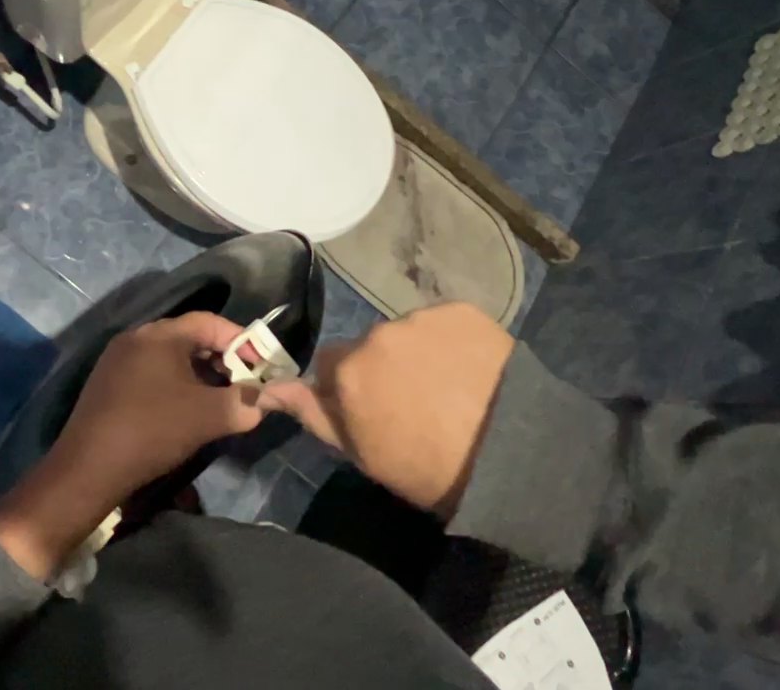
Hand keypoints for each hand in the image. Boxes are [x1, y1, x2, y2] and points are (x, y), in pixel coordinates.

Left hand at [0, 313, 265, 579]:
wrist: (88, 469)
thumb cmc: (152, 430)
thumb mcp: (207, 417)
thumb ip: (244, 403)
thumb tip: (265, 400)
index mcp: (159, 334)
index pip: (210, 322)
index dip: (241, 341)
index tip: (261, 366)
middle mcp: (136, 337)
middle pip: (190, 337)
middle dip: (222, 359)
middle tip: (244, 385)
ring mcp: (117, 360)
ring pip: (170, 357)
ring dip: (199, 374)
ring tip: (220, 400)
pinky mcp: (108, 384)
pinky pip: (152, 373)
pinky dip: (176, 385)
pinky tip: (186, 411)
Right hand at [260, 302, 512, 518]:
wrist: (513, 456)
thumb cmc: (429, 469)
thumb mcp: (363, 453)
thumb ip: (313, 413)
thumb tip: (266, 388)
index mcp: (348, 370)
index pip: (331, 364)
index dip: (351, 388)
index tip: (375, 409)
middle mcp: (377, 333)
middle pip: (369, 345)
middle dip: (383, 366)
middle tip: (416, 401)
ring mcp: (421, 317)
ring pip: (407, 332)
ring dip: (417, 352)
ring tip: (450, 387)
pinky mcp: (461, 310)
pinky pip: (443, 322)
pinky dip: (451, 341)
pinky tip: (471, 369)